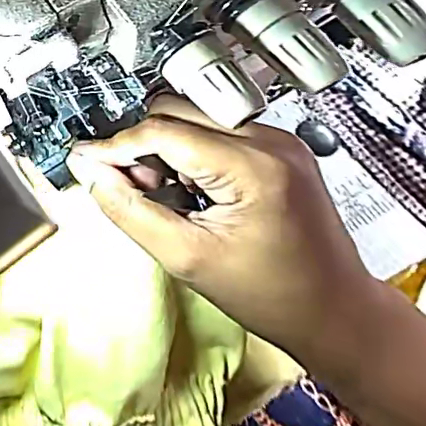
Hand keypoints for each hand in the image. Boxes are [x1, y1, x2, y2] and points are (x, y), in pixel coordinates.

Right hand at [68, 95, 382, 364]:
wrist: (336, 313)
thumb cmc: (276, 296)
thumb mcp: (187, 259)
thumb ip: (128, 210)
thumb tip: (92, 174)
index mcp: (253, 165)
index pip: (162, 131)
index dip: (116, 147)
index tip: (88, 161)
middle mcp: (269, 140)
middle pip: (174, 112)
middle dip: (142, 146)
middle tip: (132, 187)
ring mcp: (277, 139)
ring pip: (190, 116)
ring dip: (165, 148)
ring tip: (167, 194)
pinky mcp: (276, 146)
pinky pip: (212, 129)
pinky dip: (189, 152)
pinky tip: (192, 190)